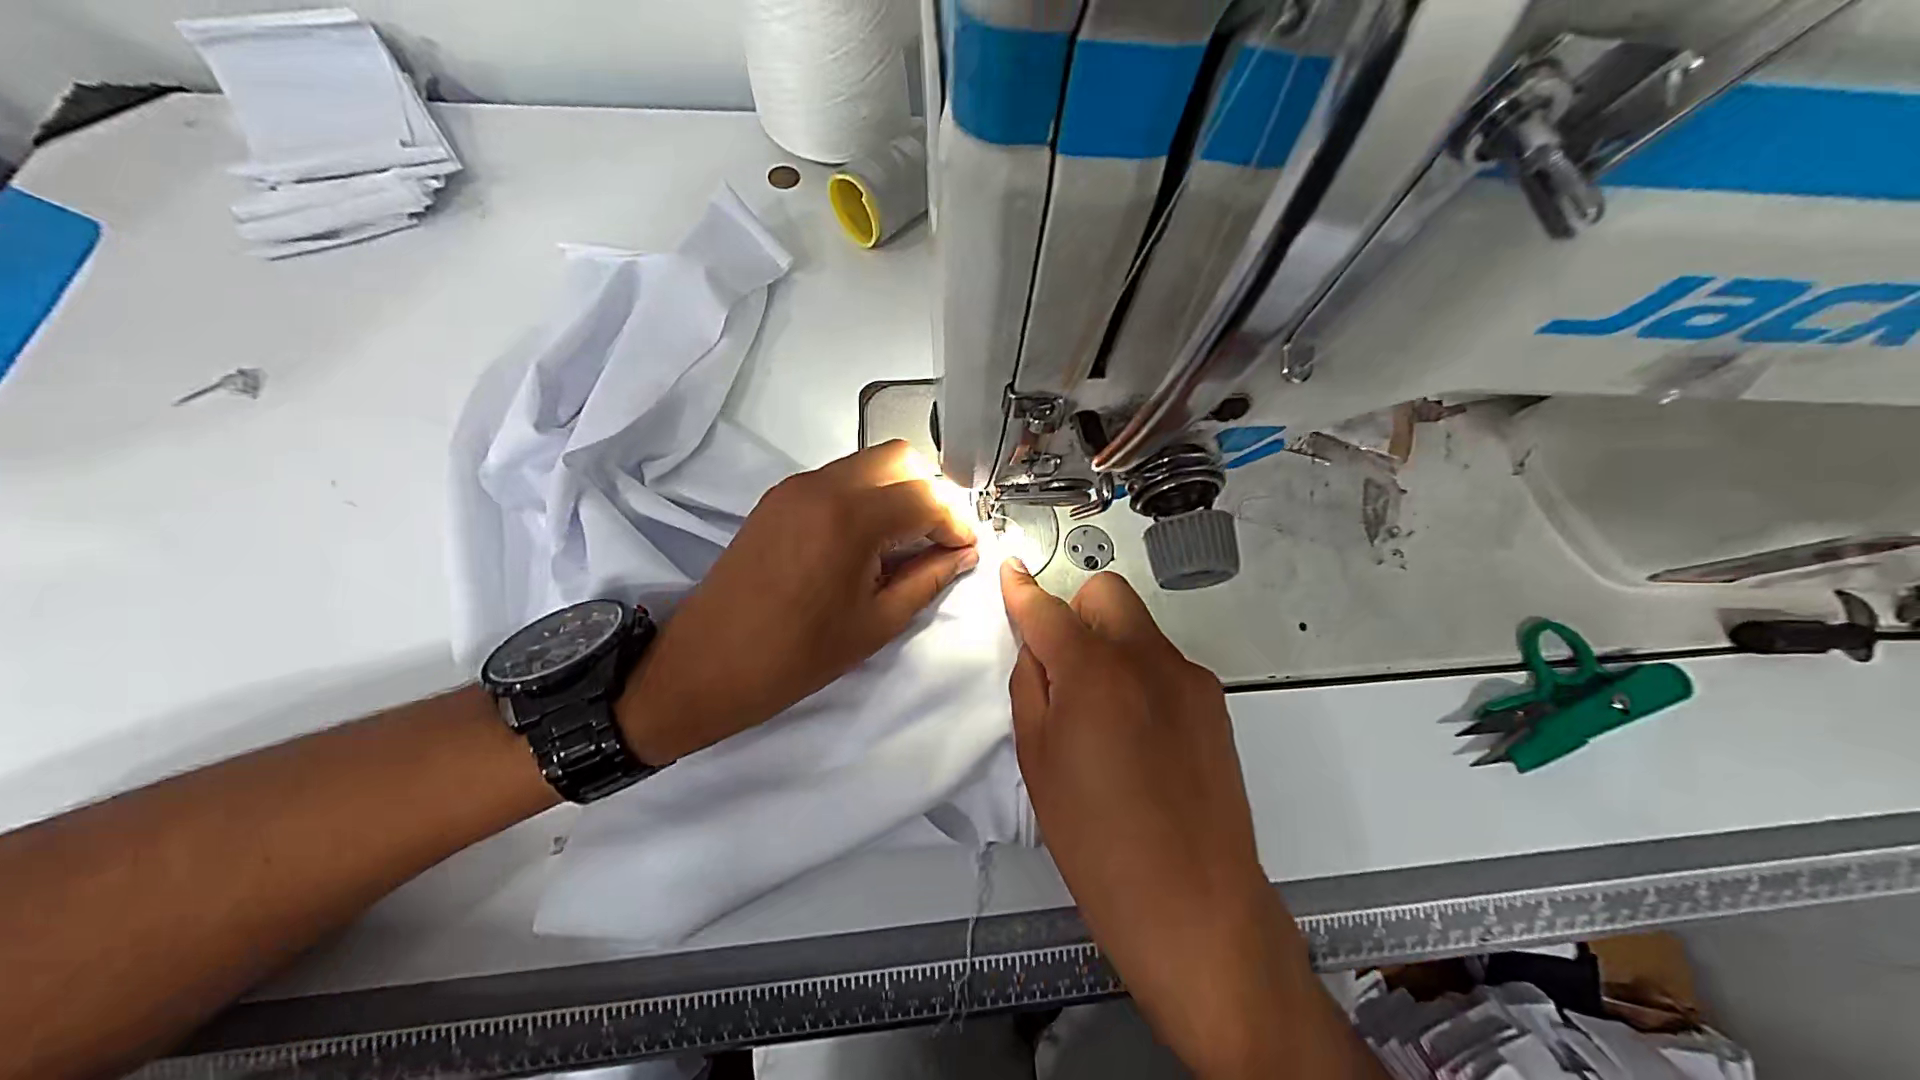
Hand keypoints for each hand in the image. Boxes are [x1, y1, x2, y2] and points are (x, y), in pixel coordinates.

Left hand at [617, 441, 976, 762]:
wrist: (707, 663)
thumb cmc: (797, 655)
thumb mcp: (876, 623)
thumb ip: (927, 578)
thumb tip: (962, 554)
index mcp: (852, 518)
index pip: (927, 495)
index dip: (956, 521)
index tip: (964, 549)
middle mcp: (824, 486)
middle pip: (899, 457)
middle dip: (930, 491)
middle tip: (938, 537)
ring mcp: (796, 487)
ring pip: (868, 462)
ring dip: (897, 490)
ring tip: (905, 541)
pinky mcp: (778, 497)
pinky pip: (838, 478)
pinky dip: (866, 495)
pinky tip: (867, 539)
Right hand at [1001, 561, 1372, 1079]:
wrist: (1193, 903)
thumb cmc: (1098, 842)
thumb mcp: (1037, 759)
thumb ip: (1031, 685)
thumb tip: (1036, 646)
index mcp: (1095, 671)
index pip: (1047, 608)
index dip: (1021, 588)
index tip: (1011, 572)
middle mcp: (1148, 659)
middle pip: (1106, 593)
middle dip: (1075, 610)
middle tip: (1058, 659)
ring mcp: (1189, 678)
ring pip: (1137, 627)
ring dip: (1108, 643)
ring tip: (1097, 710)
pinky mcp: (1214, 703)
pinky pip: (1163, 663)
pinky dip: (1138, 673)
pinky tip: (1133, 732)